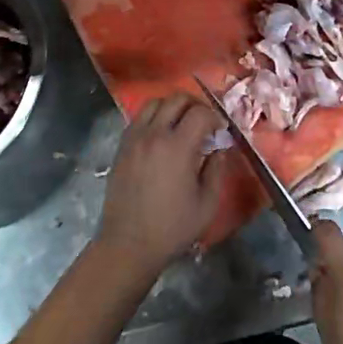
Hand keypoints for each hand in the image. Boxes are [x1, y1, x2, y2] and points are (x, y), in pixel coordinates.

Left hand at [93, 95, 225, 279]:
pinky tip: (161, 136)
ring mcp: (134, 138)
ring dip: (172, 107)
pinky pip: (138, 118)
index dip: (215, 116)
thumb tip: (219, 149)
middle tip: (204, 121)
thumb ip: (217, 170)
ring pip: (154, 103)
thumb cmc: (172, 228)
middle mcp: (154, 135)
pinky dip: (153, 117)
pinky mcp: (122, 147)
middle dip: (195, 104)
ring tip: (181, 123)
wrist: (128, 244)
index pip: (200, 113)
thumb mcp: (207, 204)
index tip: (221, 129)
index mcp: (178, 147)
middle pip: (176, 99)